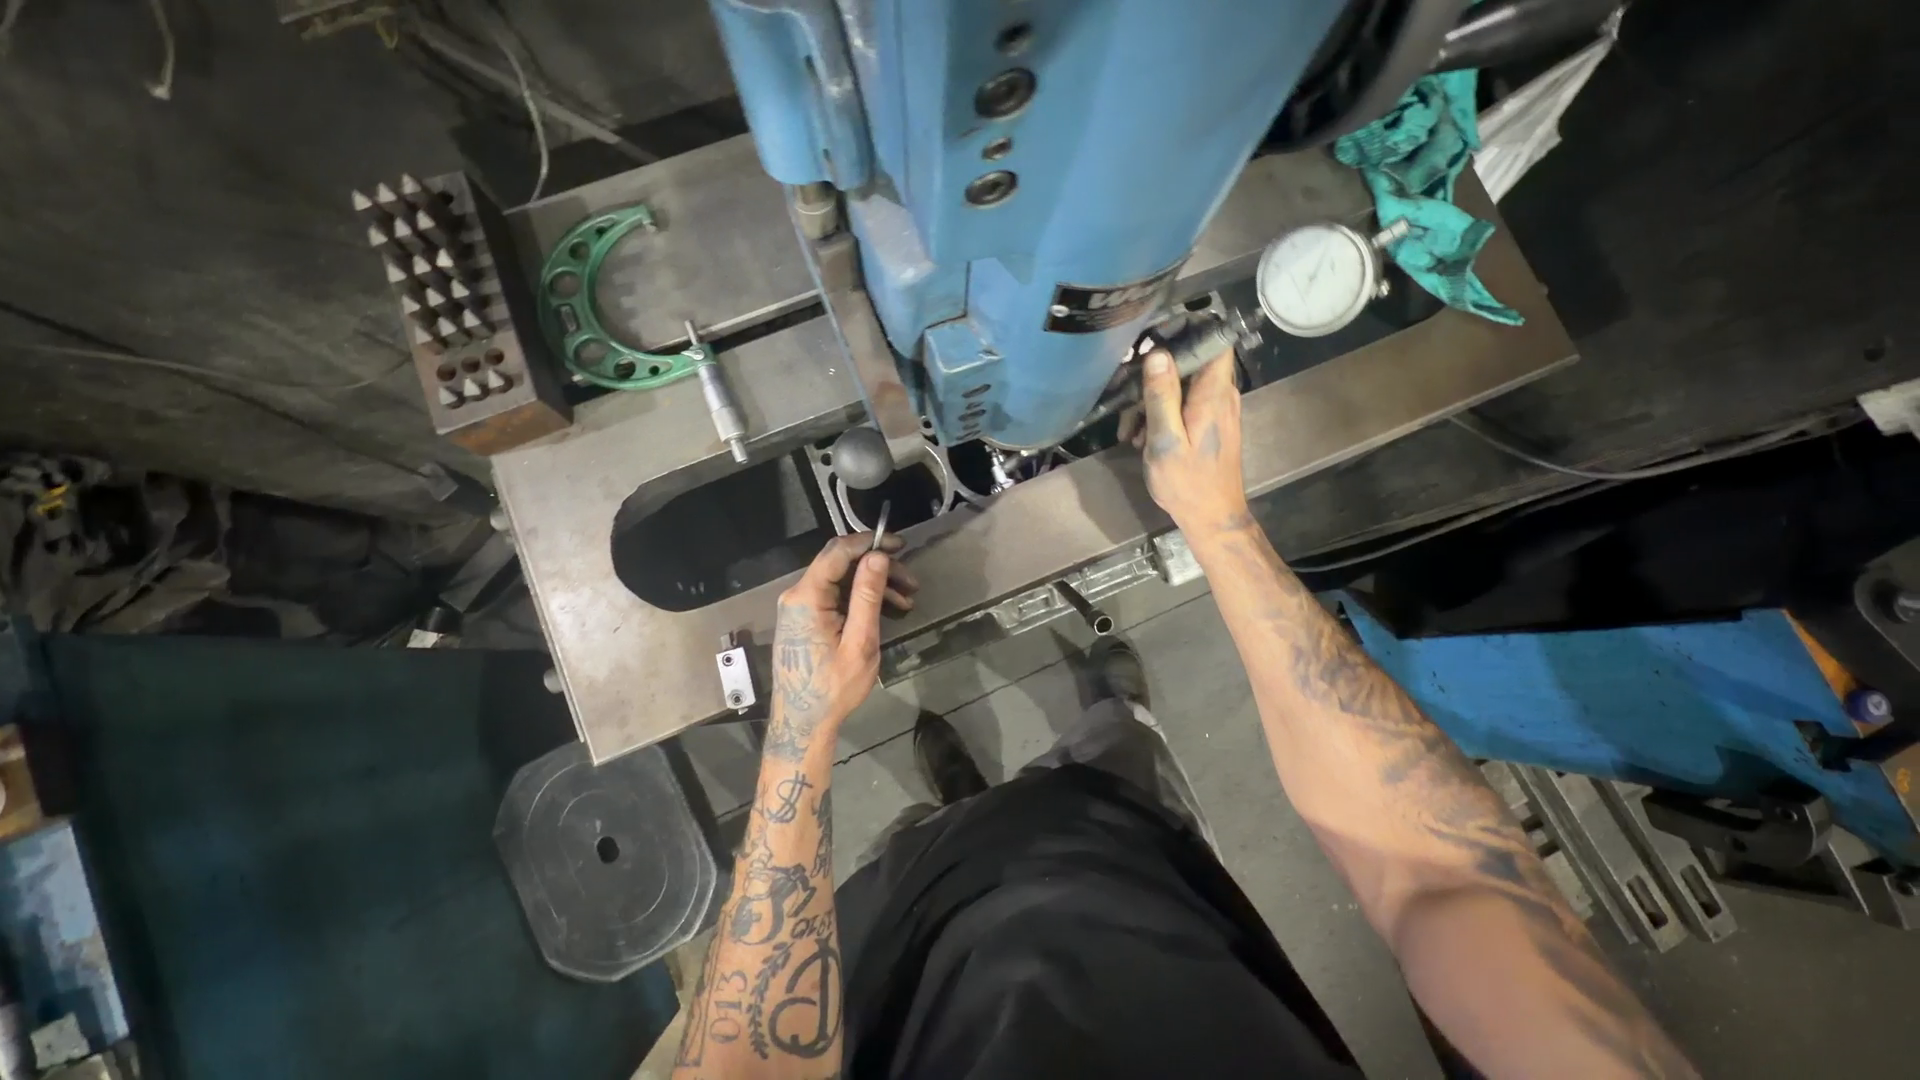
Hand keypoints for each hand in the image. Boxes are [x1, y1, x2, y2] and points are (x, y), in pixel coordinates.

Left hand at [766, 533, 918, 760]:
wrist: (802, 722)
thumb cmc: (833, 688)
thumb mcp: (860, 642)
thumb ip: (867, 596)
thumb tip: (878, 556)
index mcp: (807, 597)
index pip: (838, 551)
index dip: (870, 542)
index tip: (901, 546)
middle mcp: (798, 595)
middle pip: (841, 564)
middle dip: (878, 567)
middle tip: (912, 583)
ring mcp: (799, 607)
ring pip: (840, 581)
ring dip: (873, 585)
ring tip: (906, 602)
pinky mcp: (804, 619)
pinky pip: (834, 597)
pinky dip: (859, 599)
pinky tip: (886, 611)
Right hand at [1136, 347, 1248, 536]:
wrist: (1212, 516)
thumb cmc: (1188, 482)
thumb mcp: (1166, 440)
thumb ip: (1162, 396)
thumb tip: (1158, 354)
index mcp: (1213, 394)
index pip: (1215, 339)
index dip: (1188, 328)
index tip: (1154, 337)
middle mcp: (1221, 394)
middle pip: (1191, 360)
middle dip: (1156, 371)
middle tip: (1126, 393)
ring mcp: (1217, 408)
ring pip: (1183, 383)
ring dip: (1153, 397)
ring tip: (1129, 427)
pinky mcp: (1210, 422)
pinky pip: (1185, 403)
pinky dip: (1162, 412)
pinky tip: (1141, 436)